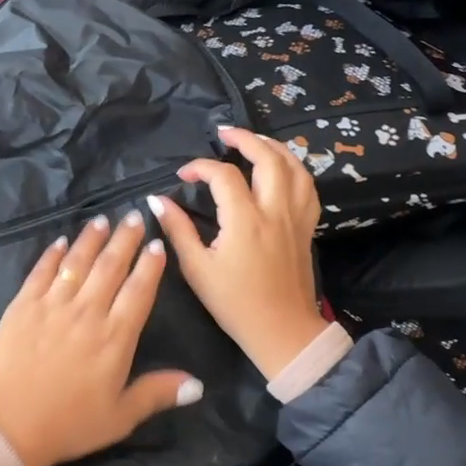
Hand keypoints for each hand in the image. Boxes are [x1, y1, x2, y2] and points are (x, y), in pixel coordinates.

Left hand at [0, 212, 202, 465]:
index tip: (158, 244)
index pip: (138, 292)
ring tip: (102, 220)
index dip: (150, 267)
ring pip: (77, 262)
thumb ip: (157, 394)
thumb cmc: (70, 423)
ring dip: (91, 239)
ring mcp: (53, 304)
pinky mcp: (24, 304)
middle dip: (124, 240)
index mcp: (115, 338)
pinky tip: (61, 241)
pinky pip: (42, 271)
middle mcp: (87, 312)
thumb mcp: (120, 416)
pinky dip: (53, 254)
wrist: (10, 420)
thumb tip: (198, 383)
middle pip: (110, 268)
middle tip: (134, 217)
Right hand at [153, 127, 328, 380]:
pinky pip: (308, 188)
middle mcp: (274, 211)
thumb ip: (178, 229)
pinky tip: (282, 167)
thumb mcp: (197, 269)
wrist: (283, 332)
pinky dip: (295, 169)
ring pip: (295, 168)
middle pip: (268, 158)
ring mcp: (296, 218)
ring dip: (274, 147)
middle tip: (224, 132)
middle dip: (245, 138)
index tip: (183, 176)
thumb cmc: (235, 303)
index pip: (223, 175)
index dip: (200, 167)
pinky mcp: (306, 228)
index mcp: (245, 221)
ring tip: (255, 140)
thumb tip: (158, 200)